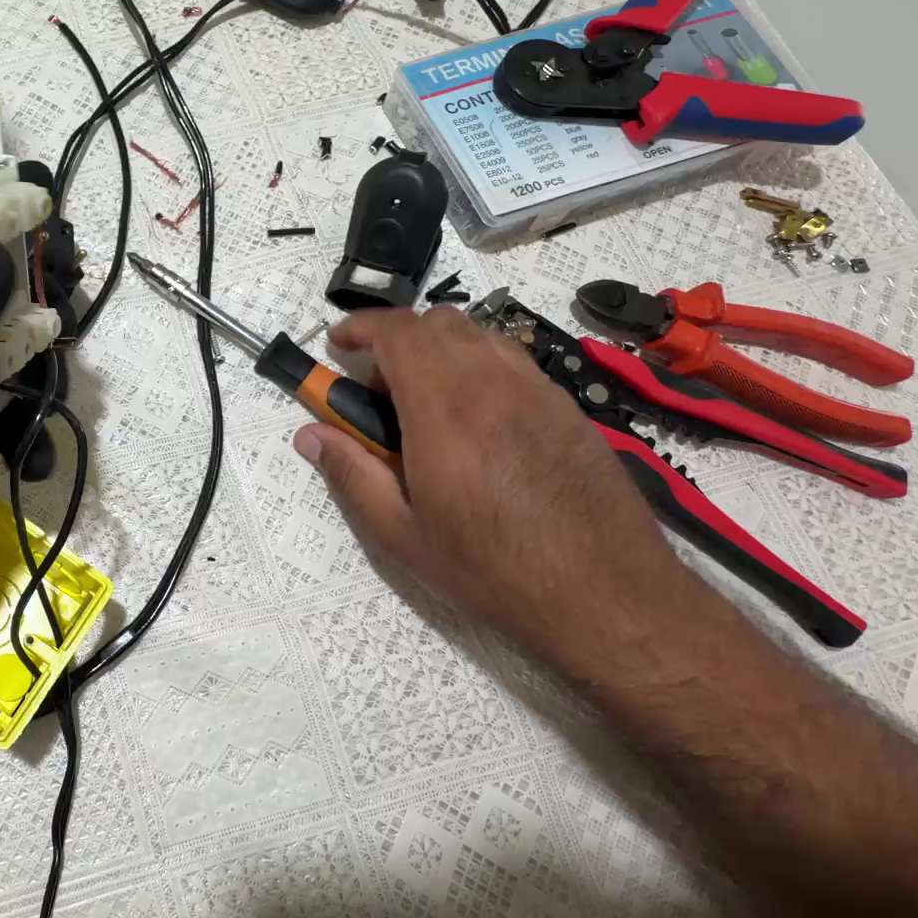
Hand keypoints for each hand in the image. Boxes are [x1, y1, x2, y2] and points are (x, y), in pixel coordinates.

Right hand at [293, 306, 686, 656]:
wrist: (608, 596)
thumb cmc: (493, 570)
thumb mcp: (402, 534)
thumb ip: (351, 474)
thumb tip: (309, 436)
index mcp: (444, 411)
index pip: (398, 332)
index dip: (360, 327)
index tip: (339, 344)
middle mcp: (493, 385)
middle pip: (438, 321)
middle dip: (397, 338)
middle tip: (380, 389)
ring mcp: (538, 392)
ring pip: (479, 335)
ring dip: (440, 348)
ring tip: (427, 401)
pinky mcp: (568, 409)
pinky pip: (514, 361)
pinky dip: (480, 366)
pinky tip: (478, 420)